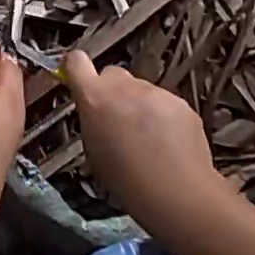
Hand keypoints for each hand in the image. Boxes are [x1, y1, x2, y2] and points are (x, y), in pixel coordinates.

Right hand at [63, 50, 236, 241]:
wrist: (177, 193)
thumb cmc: (125, 179)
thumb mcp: (93, 147)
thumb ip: (91, 117)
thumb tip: (95, 108)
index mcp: (94, 97)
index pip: (76, 61)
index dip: (75, 67)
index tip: (78, 78)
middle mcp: (123, 86)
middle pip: (112, 74)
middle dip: (112, 91)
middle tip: (118, 118)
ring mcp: (154, 91)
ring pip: (140, 89)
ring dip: (139, 104)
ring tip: (148, 137)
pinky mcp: (179, 101)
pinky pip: (164, 101)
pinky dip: (163, 115)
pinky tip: (168, 141)